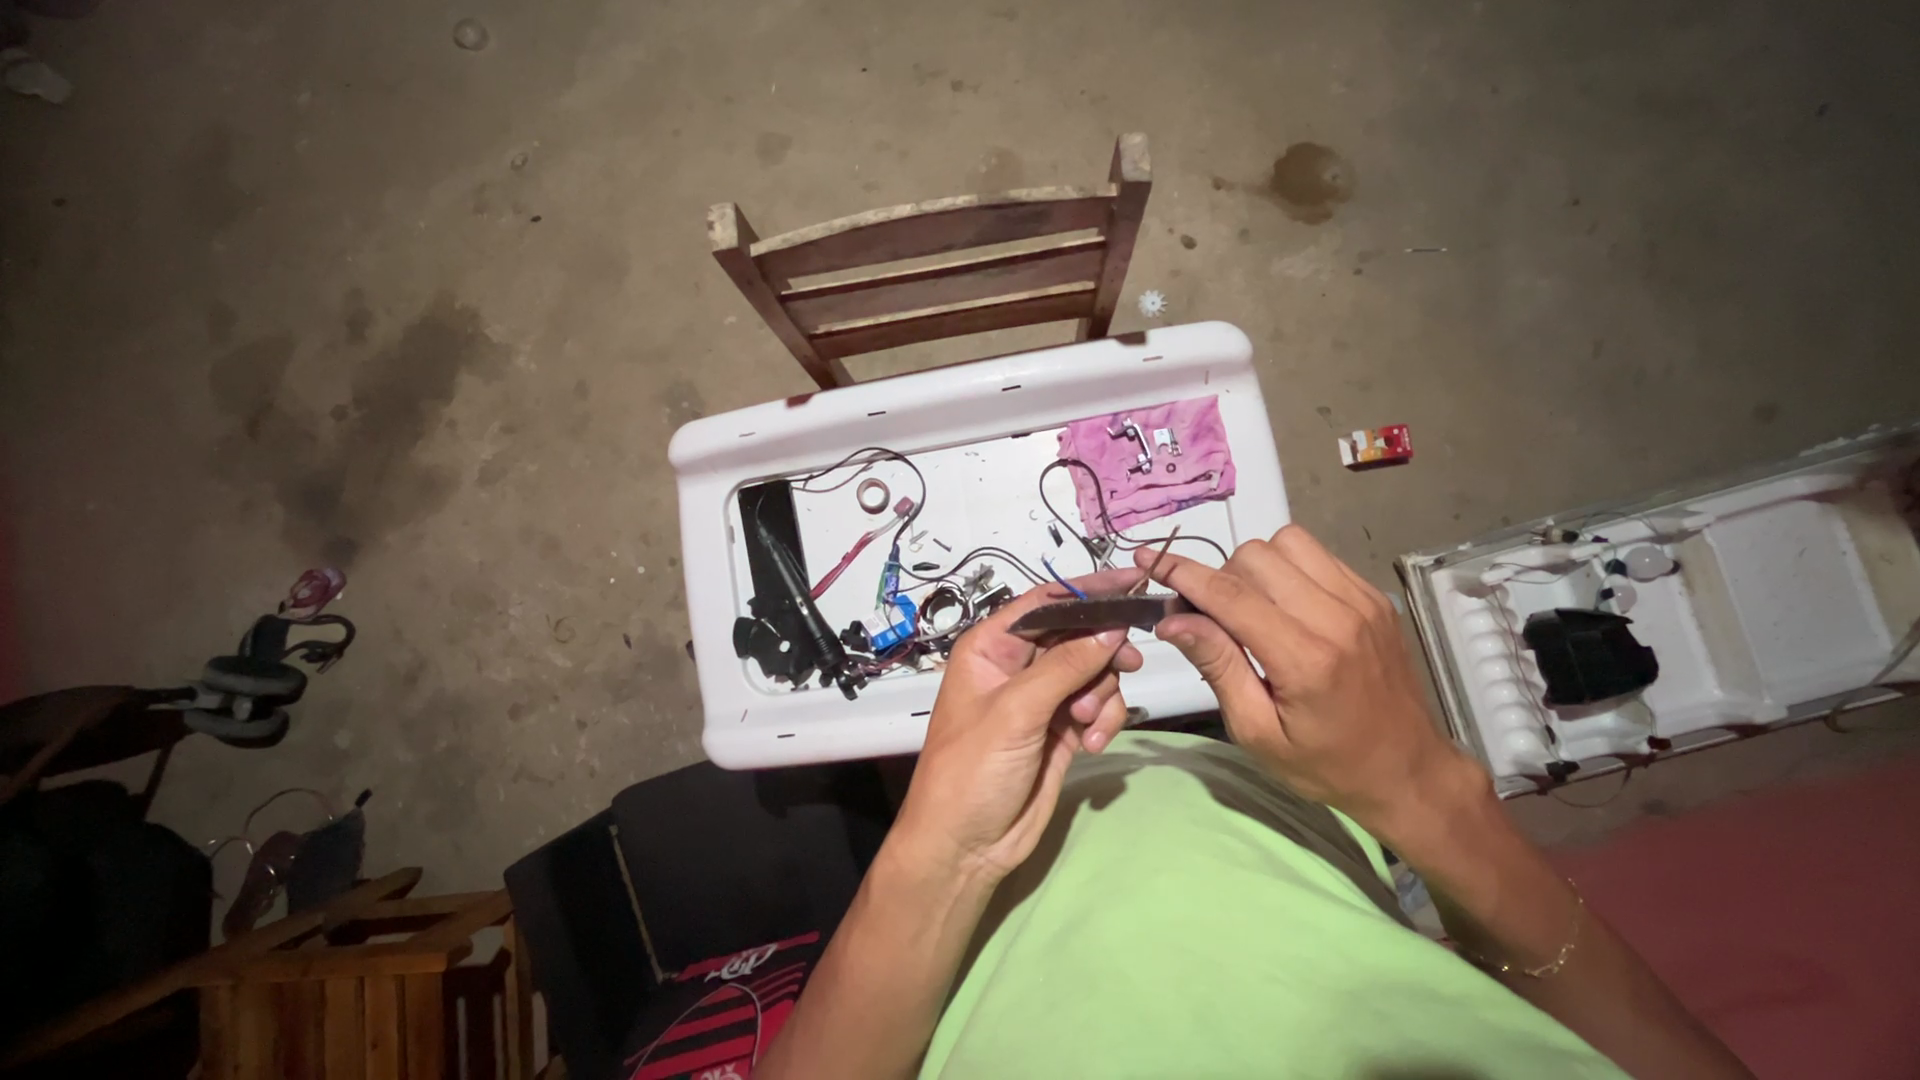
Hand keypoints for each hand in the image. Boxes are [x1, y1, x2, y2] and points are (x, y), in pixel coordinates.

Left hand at [893, 569, 1145, 883]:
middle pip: (1078, 635)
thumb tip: (1112, 628)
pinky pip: (1098, 706)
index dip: (1088, 589)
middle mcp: (1017, 665)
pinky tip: (1091, 745)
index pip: (1045, 603)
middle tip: (1128, 668)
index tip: (1134, 580)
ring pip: (1094, 672)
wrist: (965, 846)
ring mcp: (1042, 699)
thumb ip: (1066, 666)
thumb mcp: (1016, 712)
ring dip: (1102, 695)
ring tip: (1086, 726)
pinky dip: (1103, 720)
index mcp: (991, 647)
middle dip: (1103, 651)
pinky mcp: (1062, 729)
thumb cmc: (972, 770)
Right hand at [1137, 526, 1484, 839]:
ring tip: (1253, 608)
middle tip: (1214, 617)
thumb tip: (1172, 621)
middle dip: (1222, 579)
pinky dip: (1289, 570)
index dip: (1182, 574)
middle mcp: (1337, 617)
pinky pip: (1318, 555)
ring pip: (1287, 543)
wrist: (1409, 771)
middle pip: (1256, 557)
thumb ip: (1217, 667)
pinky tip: (1287, 607)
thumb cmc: (1326, 764)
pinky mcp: (1374, 596)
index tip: (1148, 561)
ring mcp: (1362, 601)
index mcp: (1304, 658)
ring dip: (1257, 567)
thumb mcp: (1257, 732)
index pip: (1230, 596)